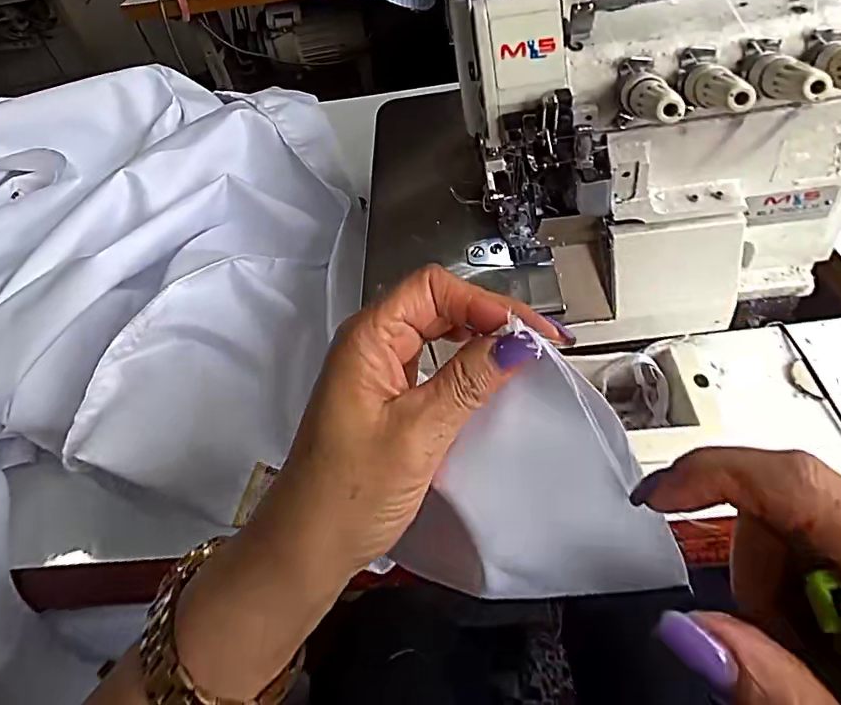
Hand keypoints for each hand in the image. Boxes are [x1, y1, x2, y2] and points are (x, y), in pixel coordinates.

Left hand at [252, 263, 566, 576]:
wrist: (304, 551)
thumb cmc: (343, 498)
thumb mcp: (417, 434)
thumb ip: (468, 381)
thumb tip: (515, 341)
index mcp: (368, 338)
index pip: (434, 288)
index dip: (484, 301)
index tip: (524, 328)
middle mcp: (372, 342)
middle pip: (440, 301)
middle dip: (491, 313)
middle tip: (536, 337)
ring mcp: (380, 366)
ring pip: (440, 327)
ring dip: (482, 334)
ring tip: (522, 349)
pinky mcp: (389, 391)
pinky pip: (436, 356)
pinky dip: (468, 358)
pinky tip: (490, 371)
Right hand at [636, 448, 840, 704]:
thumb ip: (787, 695)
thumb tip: (693, 633)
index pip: (804, 485)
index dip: (716, 476)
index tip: (657, 496)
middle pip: (797, 509)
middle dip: (761, 582)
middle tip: (788, 671)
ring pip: (815, 527)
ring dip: (791, 597)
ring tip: (836, 682)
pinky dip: (824, 597)